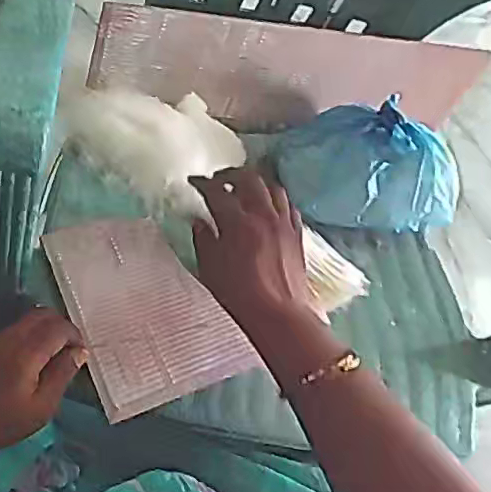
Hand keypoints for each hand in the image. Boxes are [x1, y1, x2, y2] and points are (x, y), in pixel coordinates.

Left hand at [0, 309, 86, 458]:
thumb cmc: (0, 422)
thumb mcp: (40, 408)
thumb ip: (62, 375)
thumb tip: (79, 352)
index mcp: (26, 351)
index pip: (58, 326)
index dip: (75, 335)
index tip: (79, 352)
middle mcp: (7, 336)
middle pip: (40, 315)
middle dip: (59, 326)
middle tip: (66, 349)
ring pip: (22, 322)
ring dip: (39, 332)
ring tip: (44, 359)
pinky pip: (6, 332)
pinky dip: (21, 339)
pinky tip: (18, 364)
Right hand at [189, 167, 312, 333]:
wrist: (279, 316)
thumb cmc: (237, 294)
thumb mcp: (209, 267)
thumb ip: (203, 239)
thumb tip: (200, 220)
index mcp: (237, 222)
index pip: (217, 191)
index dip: (202, 184)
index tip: (193, 182)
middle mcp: (263, 215)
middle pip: (249, 179)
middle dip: (230, 175)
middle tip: (217, 180)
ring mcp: (283, 223)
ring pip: (272, 187)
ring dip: (256, 182)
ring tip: (244, 188)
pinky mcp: (297, 234)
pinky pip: (288, 205)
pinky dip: (275, 199)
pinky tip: (267, 206)